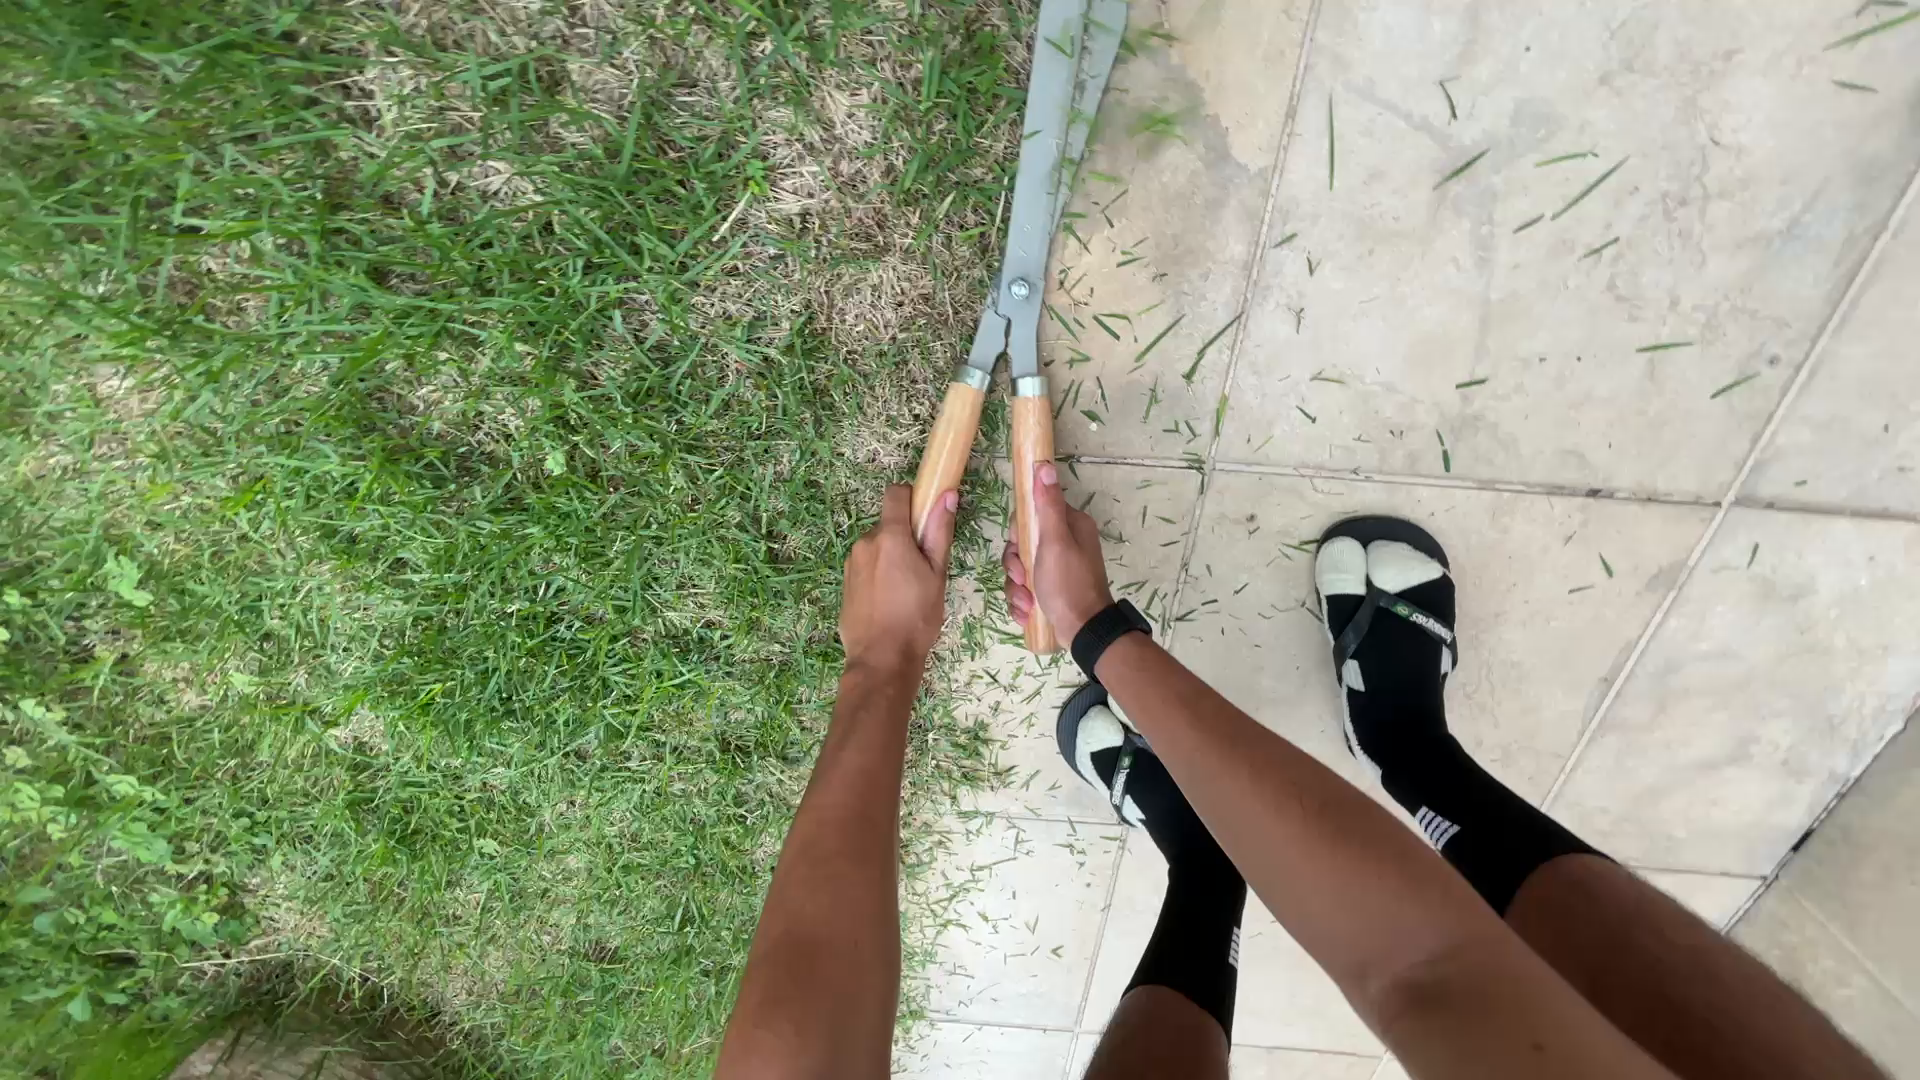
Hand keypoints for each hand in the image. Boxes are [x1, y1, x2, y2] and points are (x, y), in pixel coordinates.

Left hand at [840, 484, 957, 675]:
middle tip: (923, 570)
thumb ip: (939, 532)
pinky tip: (890, 603)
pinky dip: (879, 576)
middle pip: (888, 525)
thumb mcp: (937, 574)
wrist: (881, 660)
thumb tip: (947, 495)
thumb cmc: (917, 617)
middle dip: (905, 538)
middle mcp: (865, 543)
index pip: (895, 493)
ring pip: (877, 548)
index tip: (926, 518)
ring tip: (907, 592)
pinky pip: (866, 568)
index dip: (912, 498)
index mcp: (889, 536)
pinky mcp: (844, 584)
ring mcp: (851, 564)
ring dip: (892, 558)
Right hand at [1002, 462, 1113, 644]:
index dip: (1018, 532)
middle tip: (1023, 578)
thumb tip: (1044, 466)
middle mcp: (1065, 543)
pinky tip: (1028, 612)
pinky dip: (1022, 601)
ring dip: (1017, 587)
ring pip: (1019, 568)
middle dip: (1016, 565)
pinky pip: (1023, 588)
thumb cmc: (1068, 584)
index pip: (1031, 514)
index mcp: (1070, 526)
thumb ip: (1047, 506)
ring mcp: (1057, 567)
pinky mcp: (1049, 588)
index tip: (1020, 548)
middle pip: (1021, 543)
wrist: (1083, 630)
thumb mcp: (1055, 542)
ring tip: (1027, 602)